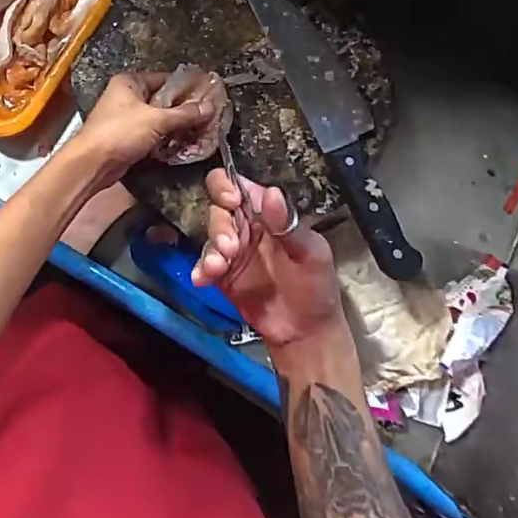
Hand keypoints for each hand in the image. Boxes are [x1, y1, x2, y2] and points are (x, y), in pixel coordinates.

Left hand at [70, 70, 215, 178]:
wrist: (92, 163)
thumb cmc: (120, 132)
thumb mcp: (156, 120)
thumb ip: (184, 114)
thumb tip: (210, 107)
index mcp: (129, 82)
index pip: (165, 78)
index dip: (187, 86)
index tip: (210, 94)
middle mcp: (127, 96)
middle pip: (163, 99)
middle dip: (185, 109)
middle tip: (211, 114)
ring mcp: (126, 117)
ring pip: (159, 118)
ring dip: (178, 125)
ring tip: (204, 130)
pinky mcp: (128, 137)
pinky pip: (153, 134)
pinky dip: (167, 138)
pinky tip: (186, 144)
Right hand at [190, 169, 346, 349]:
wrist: (307, 332)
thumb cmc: (316, 285)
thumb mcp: (311, 253)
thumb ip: (289, 224)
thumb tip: (271, 193)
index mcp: (266, 213)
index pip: (237, 185)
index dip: (227, 186)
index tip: (231, 200)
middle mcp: (245, 226)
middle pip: (218, 209)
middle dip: (220, 225)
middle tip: (230, 247)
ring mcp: (231, 250)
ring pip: (210, 235)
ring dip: (211, 248)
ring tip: (219, 266)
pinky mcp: (221, 275)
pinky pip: (204, 264)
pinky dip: (200, 269)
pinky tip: (202, 278)